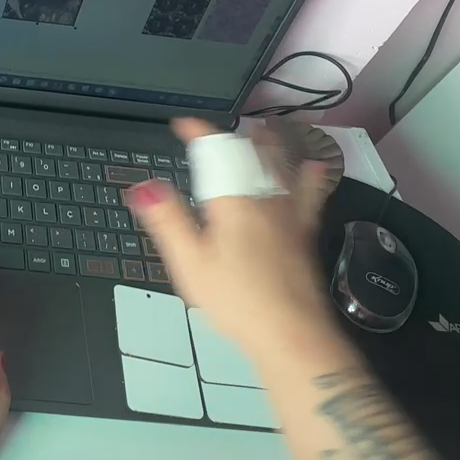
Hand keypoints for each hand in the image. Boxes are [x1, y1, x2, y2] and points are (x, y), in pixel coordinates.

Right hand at [126, 118, 336, 352]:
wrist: (293, 336)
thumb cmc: (240, 302)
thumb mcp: (189, 262)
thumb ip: (167, 219)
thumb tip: (143, 187)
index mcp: (234, 203)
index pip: (216, 154)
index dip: (199, 133)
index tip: (184, 124)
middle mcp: (265, 203)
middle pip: (251, 157)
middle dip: (233, 137)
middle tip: (219, 130)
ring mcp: (289, 218)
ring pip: (281, 170)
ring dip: (270, 146)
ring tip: (265, 130)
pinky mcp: (304, 235)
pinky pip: (308, 195)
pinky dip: (309, 176)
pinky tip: (316, 169)